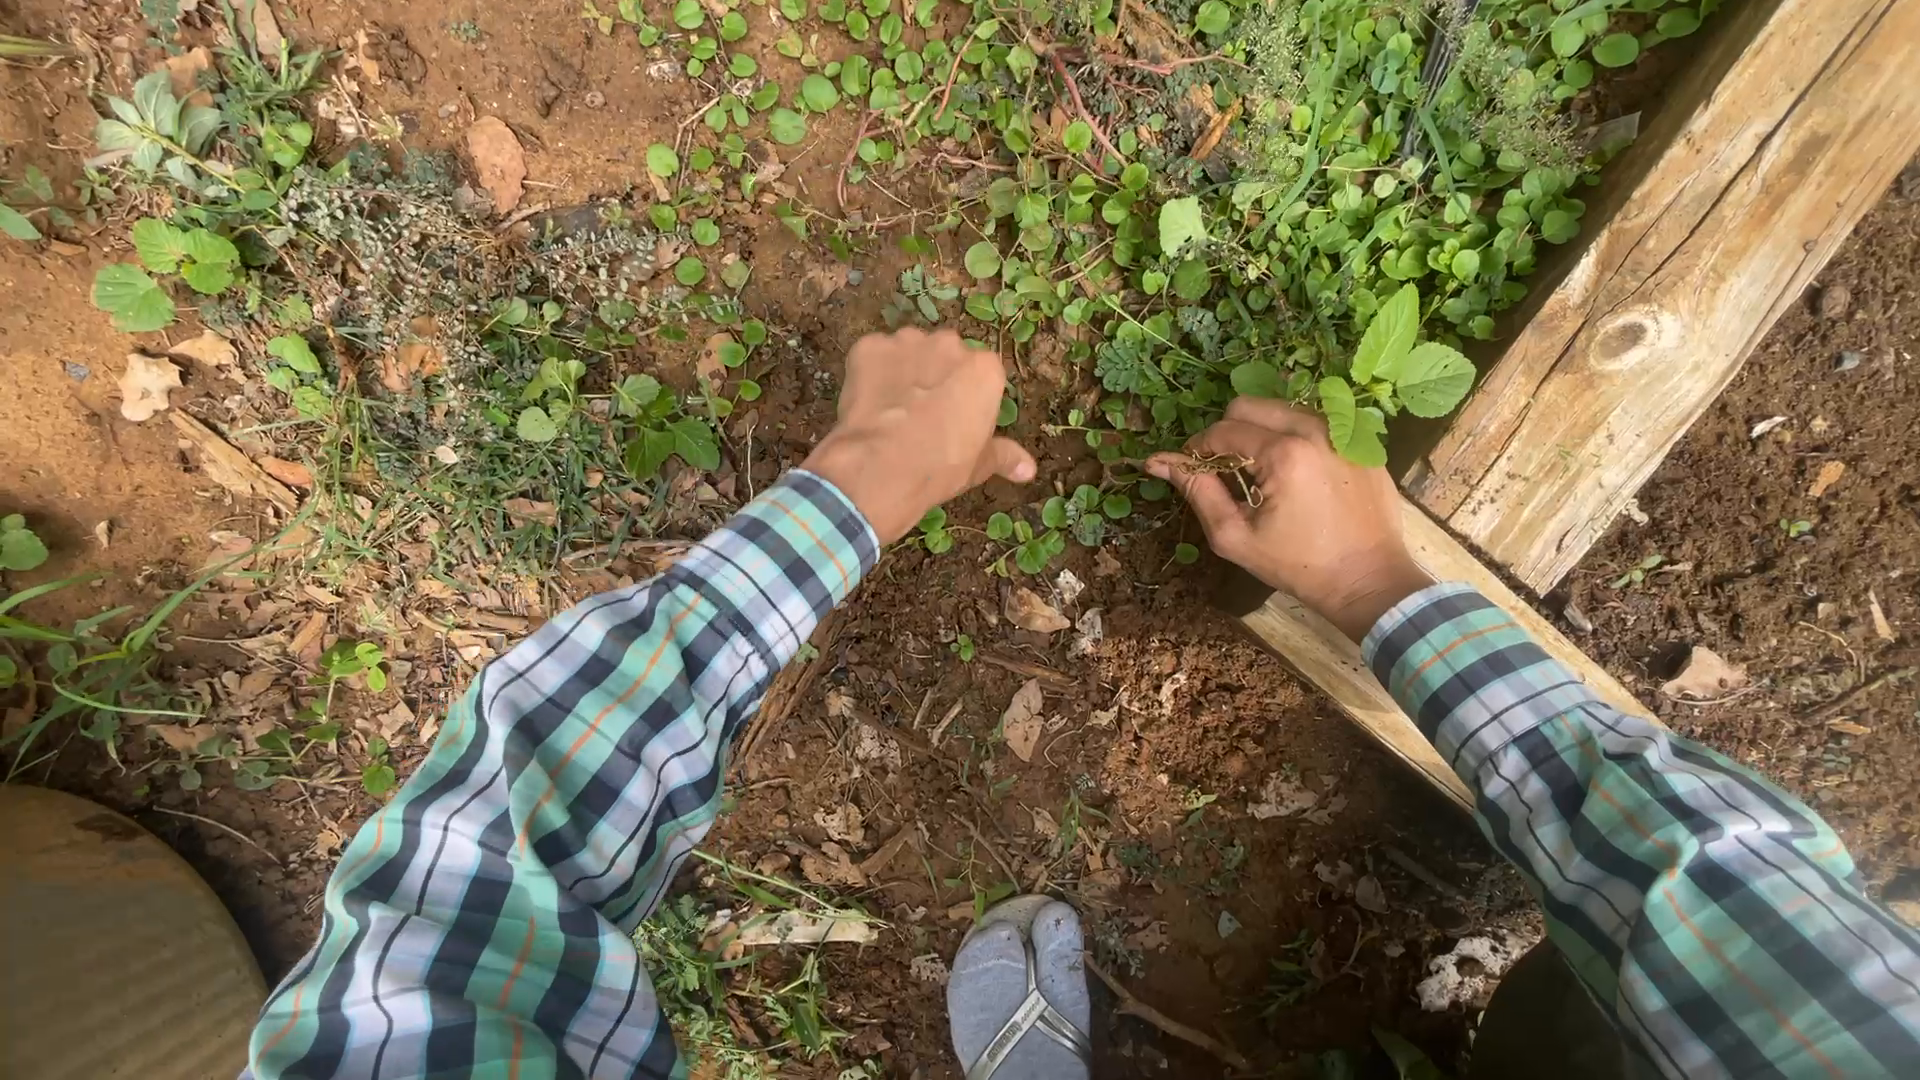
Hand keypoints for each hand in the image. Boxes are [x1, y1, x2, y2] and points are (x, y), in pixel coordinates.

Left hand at [803, 328, 1036, 542]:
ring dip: (904, 372)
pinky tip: (869, 403)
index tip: (956, 420)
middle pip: (945, 355)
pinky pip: (873, 356)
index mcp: (984, 369)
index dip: (968, 397)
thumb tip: (1029, 470)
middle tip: (924, 414)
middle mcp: (949, 344)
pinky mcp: (869, 347)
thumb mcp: (979, 464)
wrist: (884, 464)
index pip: (982, 375)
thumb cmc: (942, 465)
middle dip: (936, 377)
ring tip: (893, 409)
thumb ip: (1004, 456)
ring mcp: (907, 342)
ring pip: (909, 351)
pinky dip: (870, 373)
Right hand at [1147, 397, 1432, 641]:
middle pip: (1250, 406)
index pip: (1222, 430)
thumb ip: (1197, 491)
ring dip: (1259, 432)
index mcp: (1283, 452)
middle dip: (1226, 432)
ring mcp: (1344, 433)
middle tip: (1223, 469)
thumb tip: (1159, 463)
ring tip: (1258, 473)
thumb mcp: (1234, 535)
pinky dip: (1292, 439)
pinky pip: (1314, 424)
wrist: (1369, 581)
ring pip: (1282, 409)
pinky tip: (1293, 476)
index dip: (1197, 448)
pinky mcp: (1361, 443)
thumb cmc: (1297, 565)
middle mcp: (1316, 429)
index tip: (1190, 470)